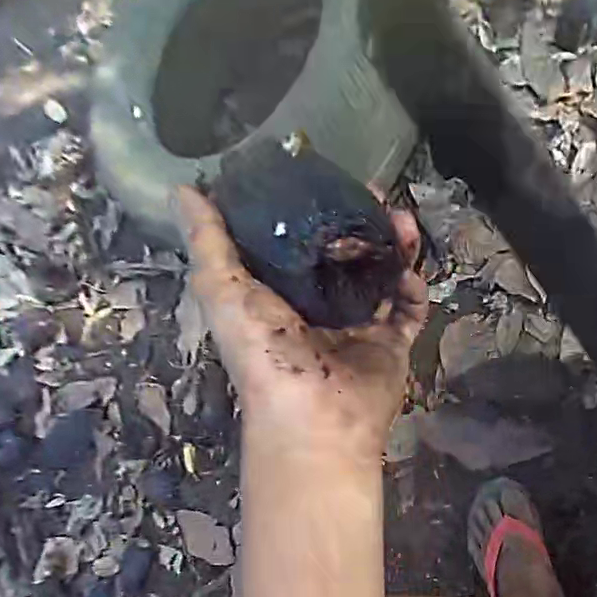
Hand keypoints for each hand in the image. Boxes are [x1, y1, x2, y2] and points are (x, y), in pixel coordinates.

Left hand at [176, 187, 428, 460]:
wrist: (312, 417)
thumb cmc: (263, 352)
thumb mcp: (223, 291)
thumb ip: (208, 241)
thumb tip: (182, 189)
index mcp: (281, 294)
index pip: (301, 241)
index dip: (314, 209)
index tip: (326, 179)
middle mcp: (322, 307)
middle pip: (348, 254)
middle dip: (362, 223)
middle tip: (374, 194)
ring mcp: (360, 326)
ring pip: (383, 275)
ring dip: (394, 246)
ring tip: (402, 221)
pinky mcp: (393, 344)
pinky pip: (409, 310)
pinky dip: (413, 288)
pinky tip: (408, 269)